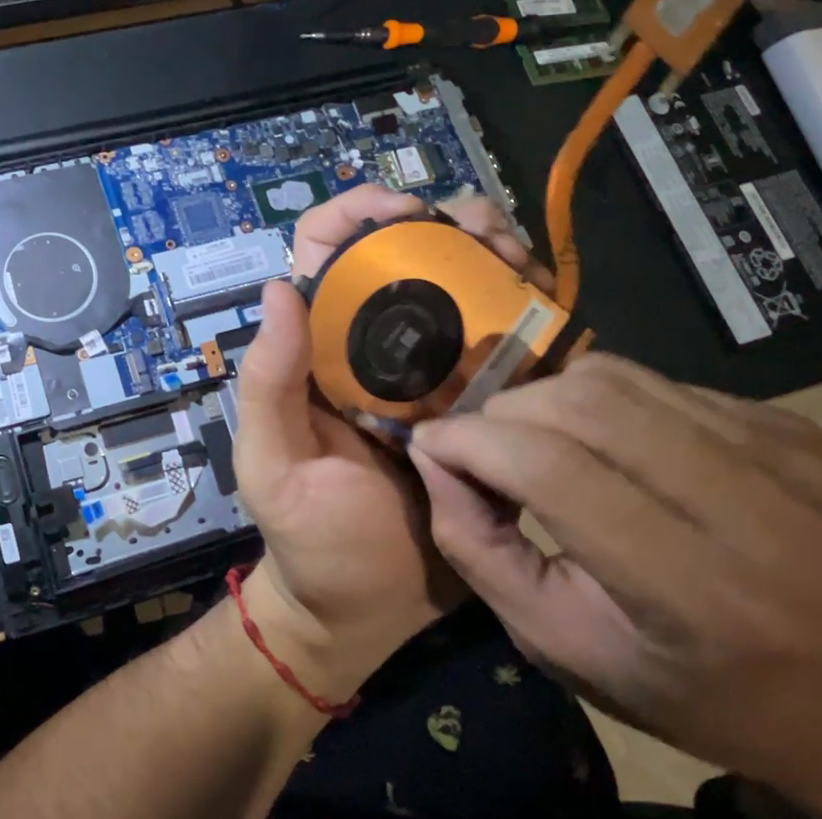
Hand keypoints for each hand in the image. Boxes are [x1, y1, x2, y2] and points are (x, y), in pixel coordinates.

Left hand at [233, 186, 546, 696]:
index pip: (325, 251)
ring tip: (526, 268)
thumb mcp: (273, 465)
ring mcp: (432, 375)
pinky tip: (553, 312)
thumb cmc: (310, 540)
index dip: (359, 212)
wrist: (368, 612)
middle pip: (405, 255)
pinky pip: (506, 346)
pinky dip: (529, 315)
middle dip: (449, 226)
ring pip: (460, 287)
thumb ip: (268, 384)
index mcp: (318, 349)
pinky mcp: (482, 409)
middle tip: (492, 240)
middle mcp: (373, 347)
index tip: (406, 209)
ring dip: (495, 258)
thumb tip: (277, 288)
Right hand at [407, 354, 821, 790]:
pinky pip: (663, 384)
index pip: (556, 473)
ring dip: (550, 397)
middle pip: (590, 407)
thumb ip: (475, 543)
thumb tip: (433, 450)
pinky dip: (609, 404)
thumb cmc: (672, 683)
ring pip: (622, 379)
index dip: (473, 442)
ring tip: (539, 441)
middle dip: (505, 410)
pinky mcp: (800, 435)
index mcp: (699, 598)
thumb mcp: (550, 640)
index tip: (431, 443)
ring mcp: (792, 467)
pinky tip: (616, 450)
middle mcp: (762, 520)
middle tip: (482, 443)